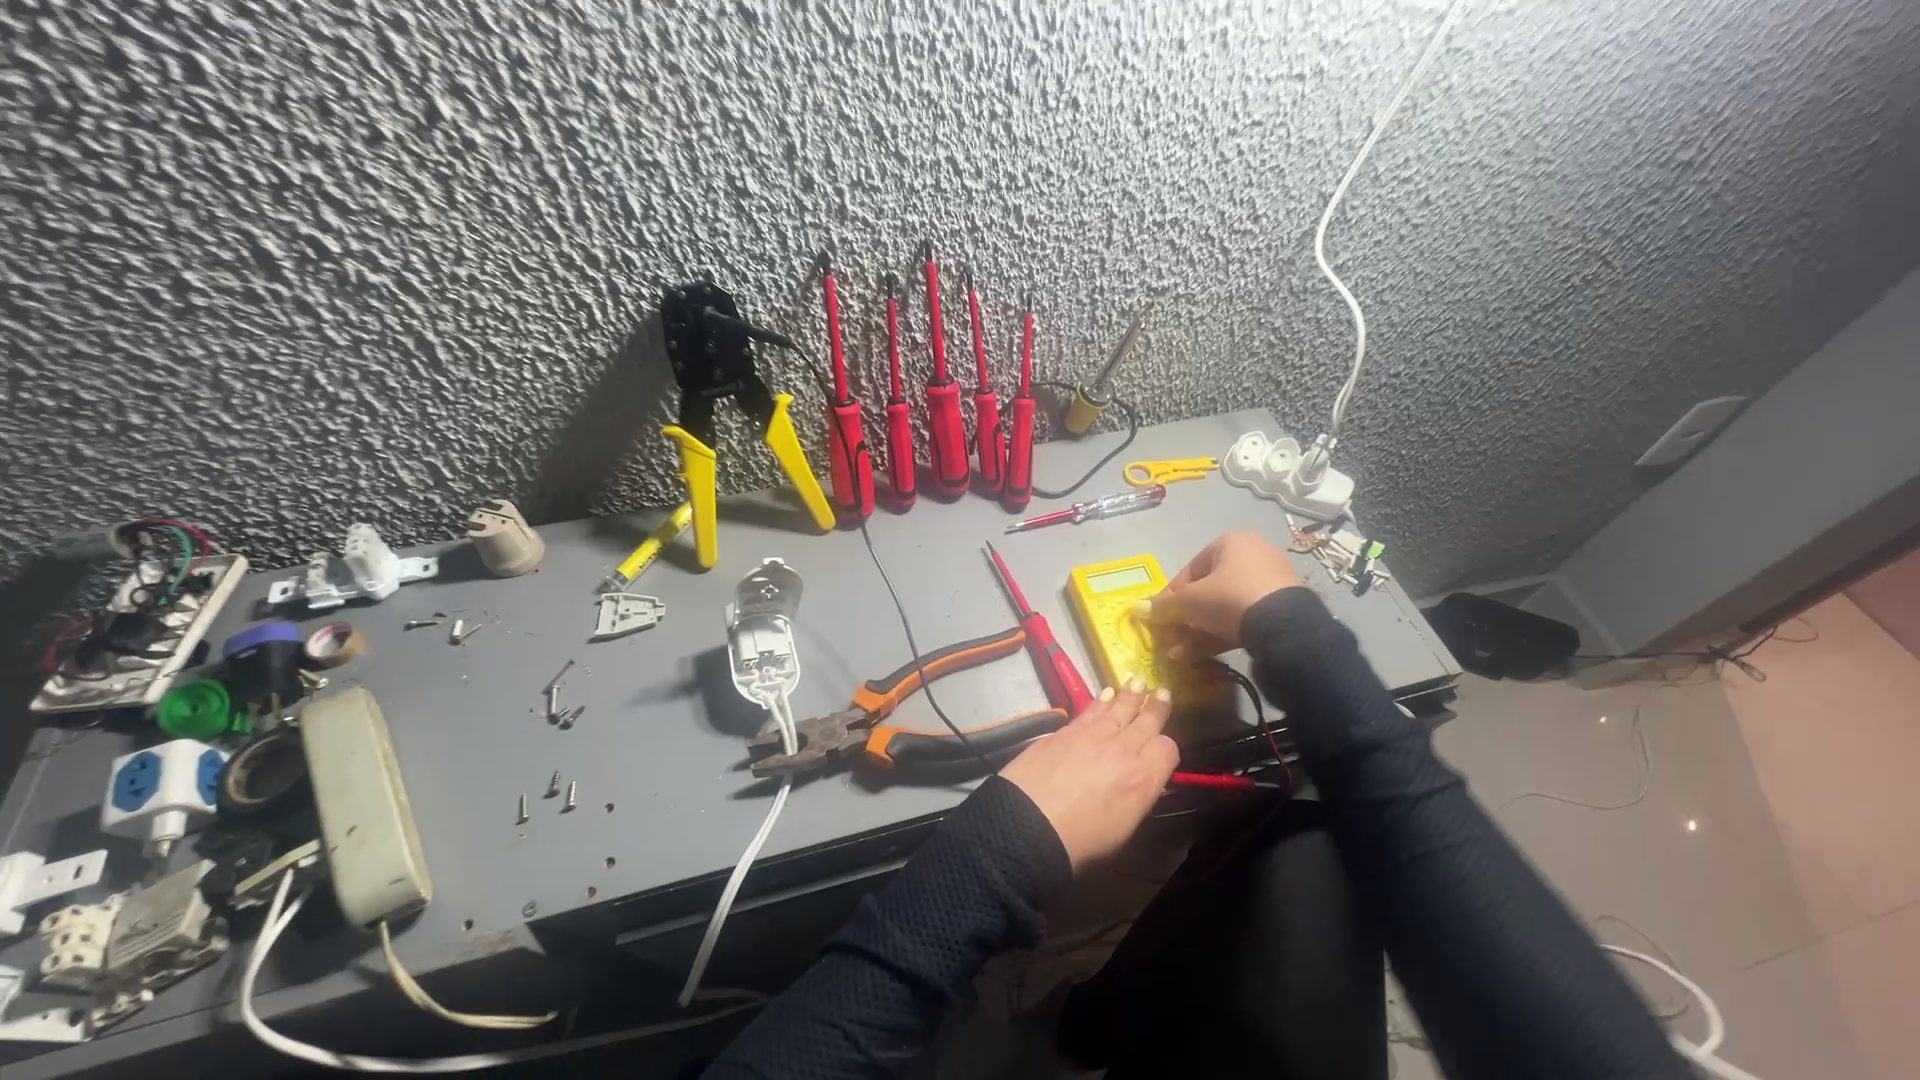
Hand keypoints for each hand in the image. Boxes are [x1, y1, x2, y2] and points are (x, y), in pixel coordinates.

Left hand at [999, 678, 1179, 871]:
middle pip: (1145, 722)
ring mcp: (1093, 736)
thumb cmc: (1080, 842)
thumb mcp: (1122, 832)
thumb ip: (1137, 802)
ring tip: (1138, 681)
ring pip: (1119, 709)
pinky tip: (1106, 693)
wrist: (1028, 824)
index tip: (1163, 748)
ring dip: (1131, 695)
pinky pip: (1090, 710)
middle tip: (1162, 691)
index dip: (1167, 748)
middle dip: (1156, 707)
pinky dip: (1101, 701)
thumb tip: (1143, 785)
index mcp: (1143, 779)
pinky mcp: (1065, 731)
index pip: (1167, 749)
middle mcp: (1123, 750)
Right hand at [1148, 530, 1303, 658]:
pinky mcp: (1278, 611)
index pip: (1190, 571)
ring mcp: (1268, 585)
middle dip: (1183, 619)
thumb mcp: (1190, 602)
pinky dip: (1218, 635)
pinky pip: (1241, 620)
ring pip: (1222, 609)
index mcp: (1230, 544)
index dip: (1169, 597)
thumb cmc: (1230, 599)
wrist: (1284, 627)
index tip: (1157, 618)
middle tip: (1168, 639)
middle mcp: (1252, 557)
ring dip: (1196, 632)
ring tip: (1178, 654)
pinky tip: (1197, 656)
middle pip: (1206, 591)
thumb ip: (1164, 606)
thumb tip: (1139, 609)